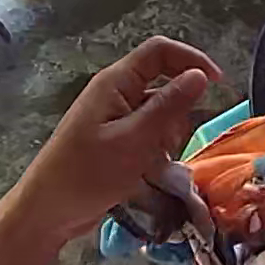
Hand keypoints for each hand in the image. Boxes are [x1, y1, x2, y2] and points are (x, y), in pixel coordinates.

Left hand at [9, 36, 222, 244]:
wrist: (46, 213)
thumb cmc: (88, 174)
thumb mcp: (135, 140)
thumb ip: (169, 106)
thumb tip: (199, 74)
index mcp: (117, 81)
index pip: (160, 51)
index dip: (191, 59)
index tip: (217, 82)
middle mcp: (116, 91)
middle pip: (163, 82)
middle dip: (177, 110)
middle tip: (172, 142)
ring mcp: (114, 114)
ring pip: (159, 111)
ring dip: (167, 134)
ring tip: (155, 163)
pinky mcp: (115, 137)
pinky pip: (147, 131)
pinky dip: (155, 148)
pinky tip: (149, 172)